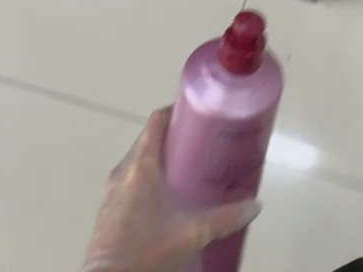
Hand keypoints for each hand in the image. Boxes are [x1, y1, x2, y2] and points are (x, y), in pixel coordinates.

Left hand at [83, 106, 261, 271]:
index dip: (177, 111)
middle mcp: (122, 171)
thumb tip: (255, 205)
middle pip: (149, 139)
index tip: (199, 114)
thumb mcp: (192, 234)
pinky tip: (168, 197)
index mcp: (140, 165)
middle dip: (174, 137)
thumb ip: (225, 217)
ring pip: (139, 161)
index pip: (156, 120)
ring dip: (161, 159)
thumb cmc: (146, 252)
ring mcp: (111, 192)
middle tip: (203, 143)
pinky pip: (130, 180)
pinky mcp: (107, 211)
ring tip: (189, 169)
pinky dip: (149, 178)